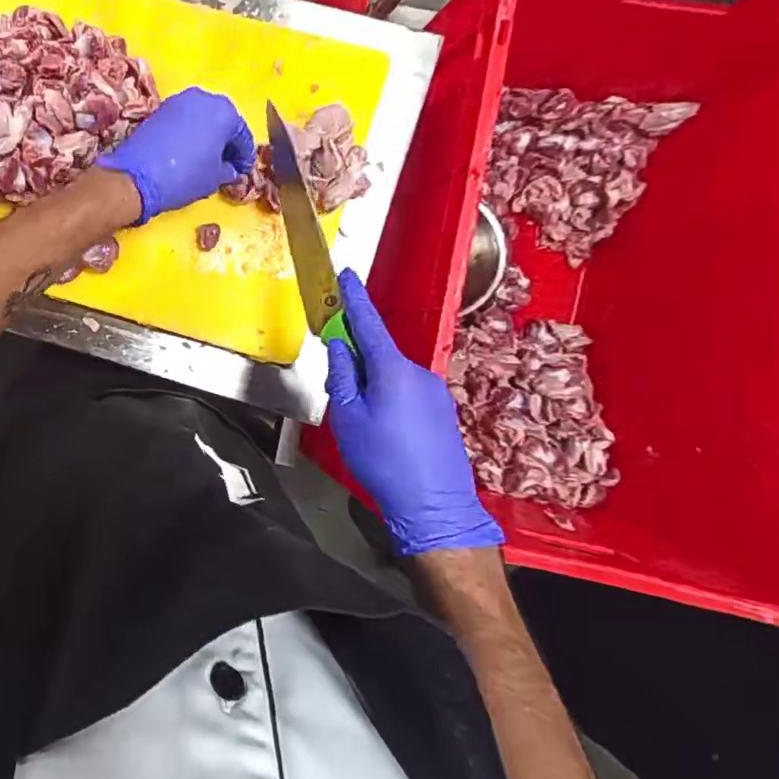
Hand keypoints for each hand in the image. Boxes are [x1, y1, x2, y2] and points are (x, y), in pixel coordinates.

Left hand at [95, 87, 254, 224]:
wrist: (136, 177)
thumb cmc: (184, 176)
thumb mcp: (213, 179)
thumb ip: (227, 170)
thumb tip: (229, 169)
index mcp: (224, 111)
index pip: (242, 135)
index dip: (244, 156)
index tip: (241, 171)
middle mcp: (203, 97)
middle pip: (221, 121)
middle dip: (225, 143)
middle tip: (225, 165)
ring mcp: (178, 101)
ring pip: (201, 119)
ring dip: (206, 137)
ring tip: (205, 160)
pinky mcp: (158, 110)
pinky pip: (182, 122)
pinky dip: (188, 135)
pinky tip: (187, 154)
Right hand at [325, 269, 505, 555]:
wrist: (434, 503)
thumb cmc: (383, 459)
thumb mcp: (348, 417)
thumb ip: (342, 377)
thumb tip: (340, 347)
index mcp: (394, 370)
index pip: (369, 324)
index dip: (354, 299)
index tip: (346, 275)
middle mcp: (419, 373)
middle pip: (378, 355)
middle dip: (354, 363)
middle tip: (337, 393)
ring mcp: (434, 392)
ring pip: (390, 377)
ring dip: (369, 388)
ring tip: (358, 425)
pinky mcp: (440, 411)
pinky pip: (404, 393)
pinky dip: (385, 401)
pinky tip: (379, 432)